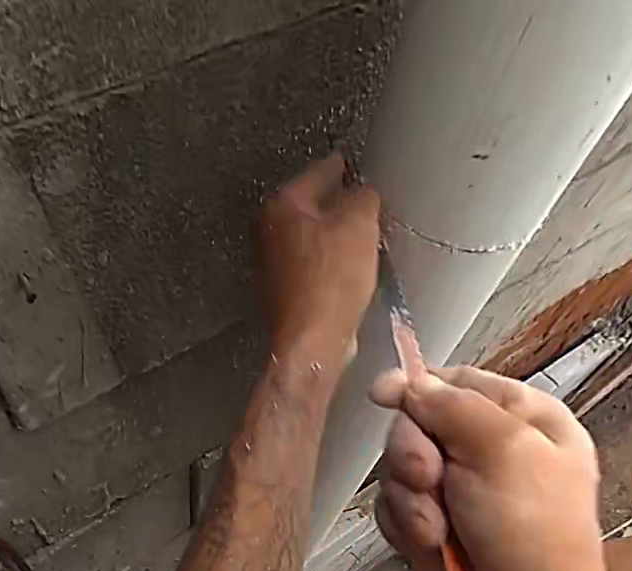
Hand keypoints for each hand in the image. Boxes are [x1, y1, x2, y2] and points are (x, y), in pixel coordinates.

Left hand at [255, 154, 380, 367]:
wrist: (311, 344)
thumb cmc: (330, 285)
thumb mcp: (360, 224)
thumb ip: (364, 196)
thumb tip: (362, 194)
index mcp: (280, 208)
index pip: (319, 173)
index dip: (344, 168)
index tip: (354, 166)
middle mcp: (266, 236)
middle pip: (311, 210)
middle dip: (338, 209)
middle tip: (366, 210)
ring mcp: (269, 269)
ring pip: (309, 242)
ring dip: (333, 242)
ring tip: (361, 245)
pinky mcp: (280, 297)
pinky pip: (309, 272)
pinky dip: (326, 269)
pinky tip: (345, 276)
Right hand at [373, 366, 615, 570]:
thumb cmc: (533, 534)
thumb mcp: (503, 451)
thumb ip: (451, 407)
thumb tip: (403, 382)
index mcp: (522, 419)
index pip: (455, 383)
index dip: (417, 387)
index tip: (383, 396)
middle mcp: (485, 451)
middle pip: (415, 427)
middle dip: (413, 458)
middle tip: (432, 483)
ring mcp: (455, 491)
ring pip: (397, 472)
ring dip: (411, 502)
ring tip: (440, 532)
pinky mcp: (430, 524)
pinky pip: (393, 509)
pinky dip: (406, 527)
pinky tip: (432, 546)